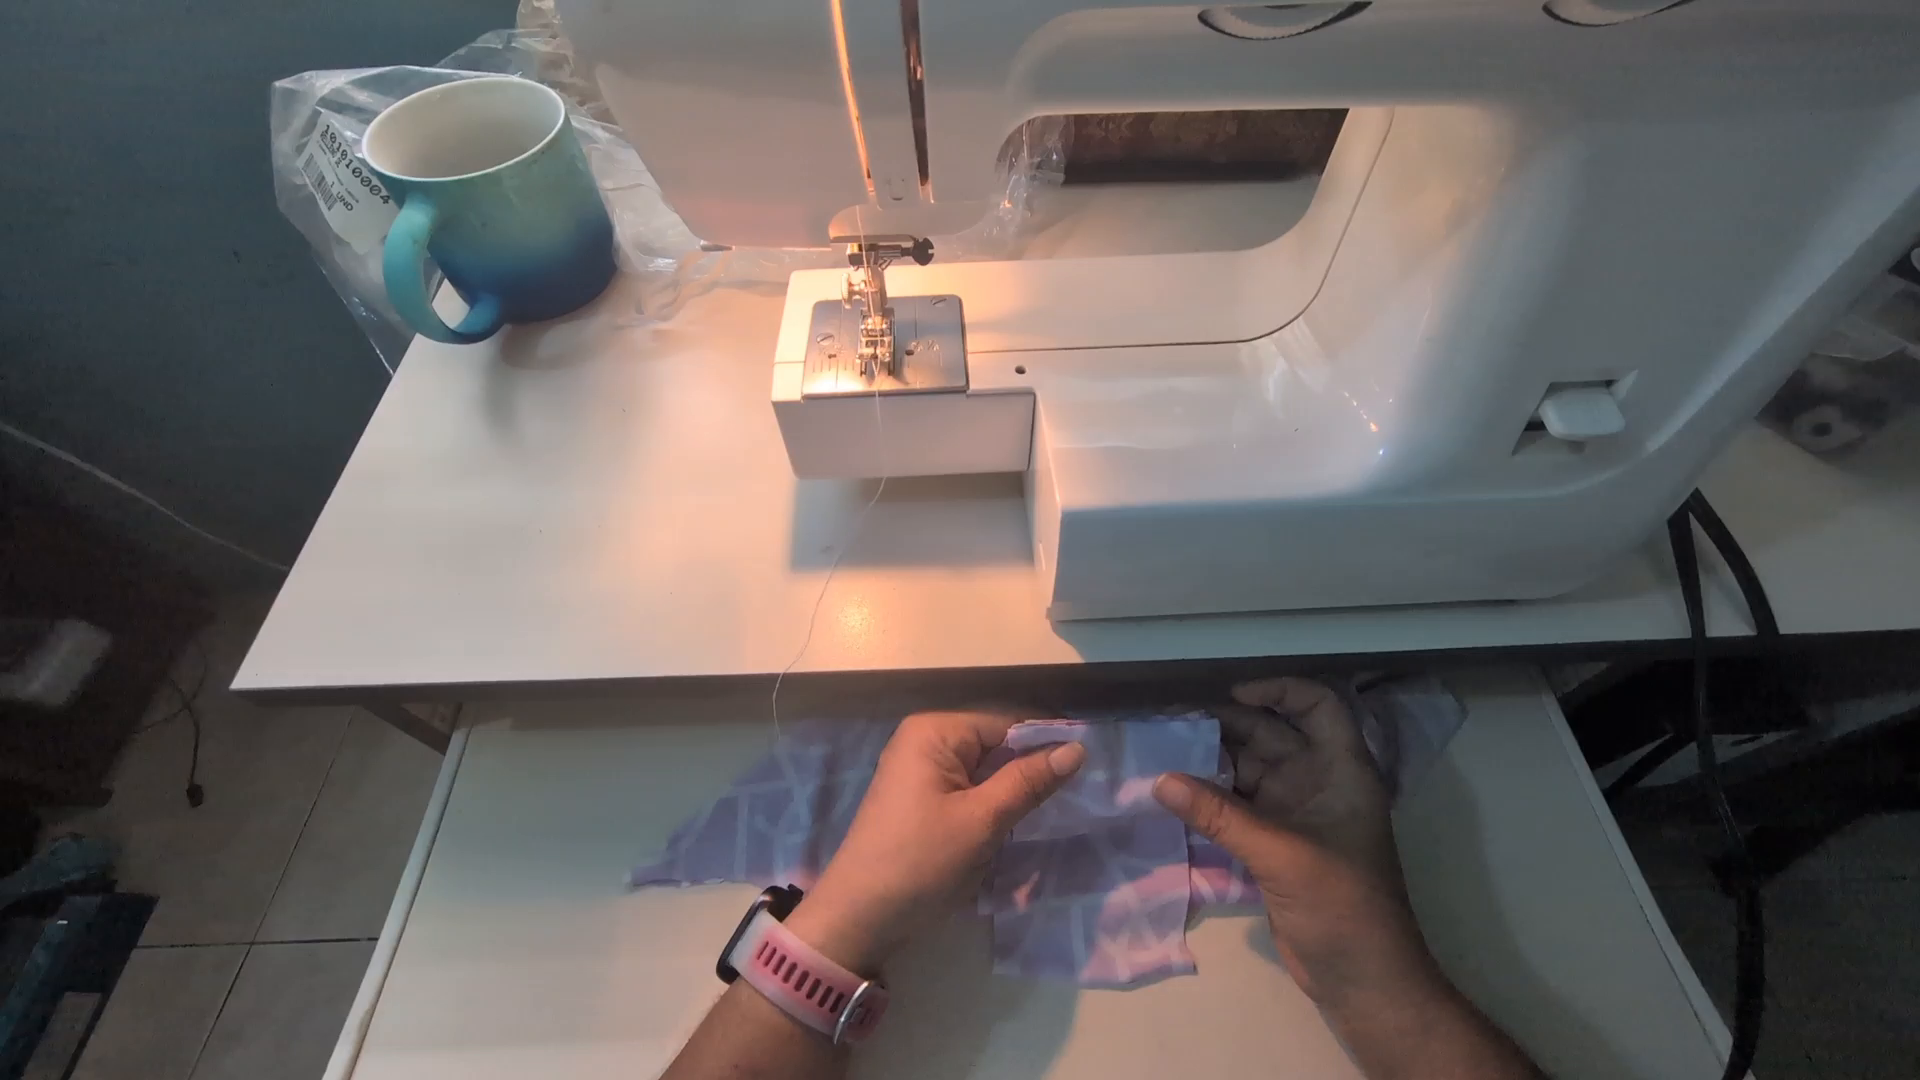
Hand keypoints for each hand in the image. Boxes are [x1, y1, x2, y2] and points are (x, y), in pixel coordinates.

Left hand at [787, 711, 1086, 975]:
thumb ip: (1028, 781)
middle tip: (1076, 794)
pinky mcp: (919, 798)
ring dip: (1012, 790)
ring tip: (1052, 811)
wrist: (858, 918)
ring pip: (983, 769)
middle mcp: (924, 739)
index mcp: (934, 731)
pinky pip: (967, 788)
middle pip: (994, 744)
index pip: (1005, 723)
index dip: (1046, 743)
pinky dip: (991, 804)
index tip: (1089, 765)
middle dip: (1030, 768)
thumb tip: (1077, 748)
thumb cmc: (920, 862)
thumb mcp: (982, 821)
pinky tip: (1015, 823)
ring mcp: (919, 769)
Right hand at [1153, 678, 1435, 1003]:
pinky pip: (1236, 803)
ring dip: (1210, 761)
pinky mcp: (1273, 840)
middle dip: (1225, 726)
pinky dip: (1208, 795)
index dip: (1279, 691)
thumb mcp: (1281, 854)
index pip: (1318, 707)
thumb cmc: (1342, 907)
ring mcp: (1294, 812)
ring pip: (1247, 768)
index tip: (1232, 697)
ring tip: (1163, 753)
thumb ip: (1219, 815)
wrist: (1363, 981)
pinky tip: (1174, 793)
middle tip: (1173, 724)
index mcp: (1341, 772)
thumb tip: (1160, 779)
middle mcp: (1317, 783)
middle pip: (1270, 734)